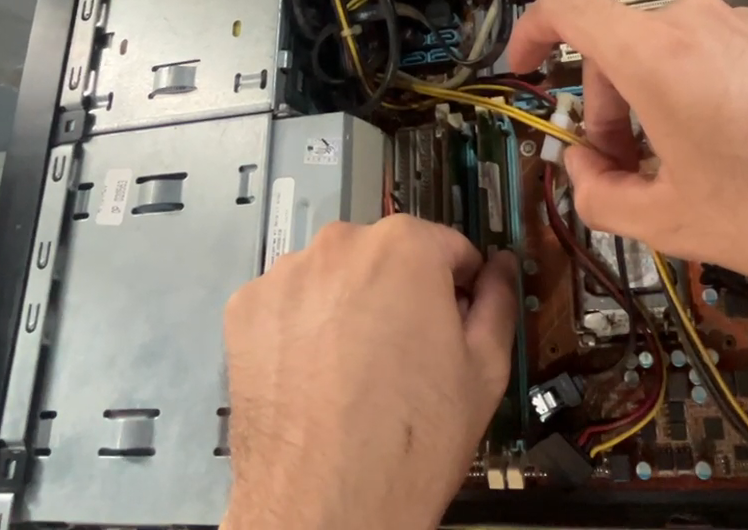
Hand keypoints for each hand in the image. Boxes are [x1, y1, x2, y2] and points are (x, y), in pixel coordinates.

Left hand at [221, 215, 518, 529]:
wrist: (326, 510)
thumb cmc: (411, 441)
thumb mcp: (485, 369)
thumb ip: (498, 300)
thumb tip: (500, 268)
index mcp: (406, 247)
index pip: (446, 247)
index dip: (456, 286)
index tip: (451, 318)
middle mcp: (342, 244)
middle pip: (386, 255)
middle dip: (400, 290)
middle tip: (404, 351)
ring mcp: (288, 274)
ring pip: (335, 275)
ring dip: (348, 303)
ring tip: (356, 367)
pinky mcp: (247, 308)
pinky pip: (289, 300)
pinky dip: (302, 324)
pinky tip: (316, 371)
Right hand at [509, 0, 747, 329]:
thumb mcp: (671, 222)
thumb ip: (597, 193)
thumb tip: (583, 166)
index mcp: (658, 54)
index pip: (565, 7)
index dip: (529, 32)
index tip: (525, 68)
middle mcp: (700, 23)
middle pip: (618, 46)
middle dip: (606, 105)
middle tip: (625, 168)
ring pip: (668, 53)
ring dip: (653, 104)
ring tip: (684, 170)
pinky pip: (715, 56)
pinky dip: (697, 95)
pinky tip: (732, 153)